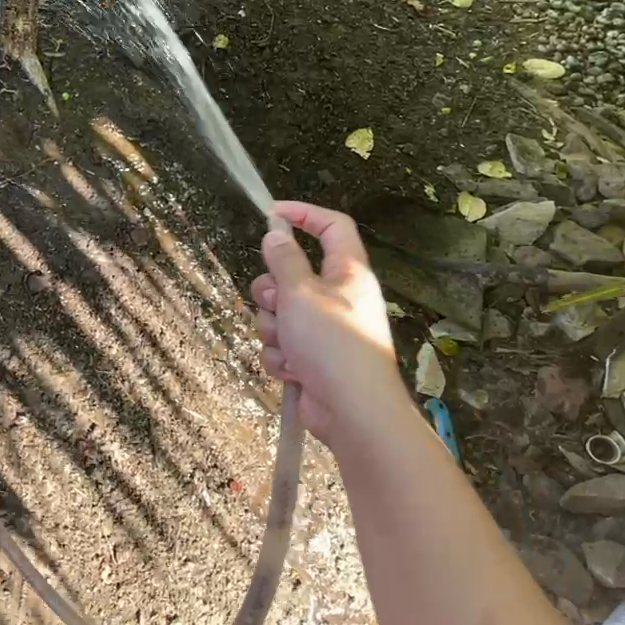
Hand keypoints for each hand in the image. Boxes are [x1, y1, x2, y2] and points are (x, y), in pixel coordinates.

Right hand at [252, 201, 404, 449]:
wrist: (353, 411)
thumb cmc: (332, 342)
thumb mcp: (300, 292)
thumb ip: (284, 260)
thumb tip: (276, 234)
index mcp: (347, 272)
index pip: (332, 226)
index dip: (304, 213)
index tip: (271, 213)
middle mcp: (337, 296)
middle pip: (292, 273)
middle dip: (271, 290)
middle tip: (276, 302)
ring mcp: (324, 329)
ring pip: (279, 311)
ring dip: (273, 328)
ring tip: (288, 345)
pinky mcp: (311, 358)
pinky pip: (281, 343)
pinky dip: (281, 356)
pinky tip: (293, 370)